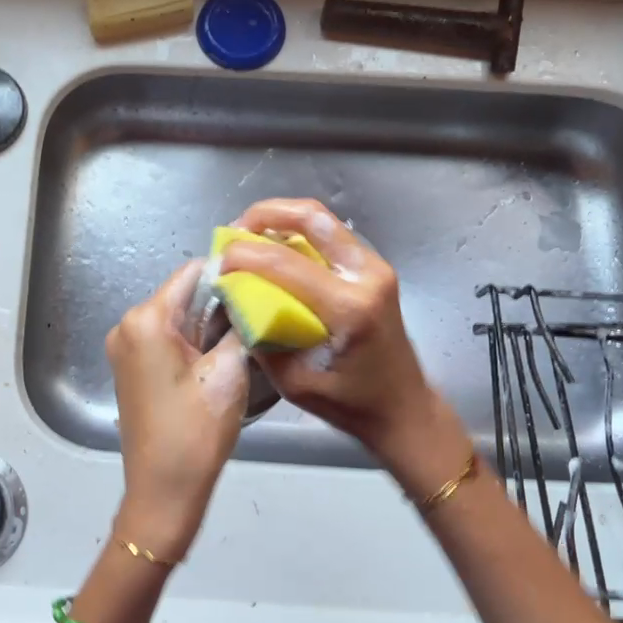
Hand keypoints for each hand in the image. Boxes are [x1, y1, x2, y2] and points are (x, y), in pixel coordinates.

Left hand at [106, 259, 248, 557]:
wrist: (163, 494)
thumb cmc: (195, 431)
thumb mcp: (228, 372)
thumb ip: (240, 324)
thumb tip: (254, 295)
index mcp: (145, 319)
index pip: (192, 273)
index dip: (229, 272)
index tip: (263, 279)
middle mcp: (127, 325)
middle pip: (184, 294)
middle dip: (221, 300)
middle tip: (262, 309)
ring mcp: (126, 348)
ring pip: (178, 318)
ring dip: (210, 324)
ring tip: (248, 334)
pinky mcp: (132, 368)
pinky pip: (167, 340)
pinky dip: (194, 342)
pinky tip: (221, 357)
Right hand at [220, 199, 471, 493]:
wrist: (403, 408)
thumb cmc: (351, 404)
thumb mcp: (293, 381)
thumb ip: (260, 336)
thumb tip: (232, 297)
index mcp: (349, 308)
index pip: (285, 263)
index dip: (244, 256)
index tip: (218, 264)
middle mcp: (367, 276)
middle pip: (311, 218)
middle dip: (264, 214)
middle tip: (234, 231)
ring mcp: (375, 266)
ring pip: (322, 219)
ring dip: (281, 218)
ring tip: (250, 234)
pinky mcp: (374, 267)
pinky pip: (331, 234)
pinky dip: (298, 231)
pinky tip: (276, 248)